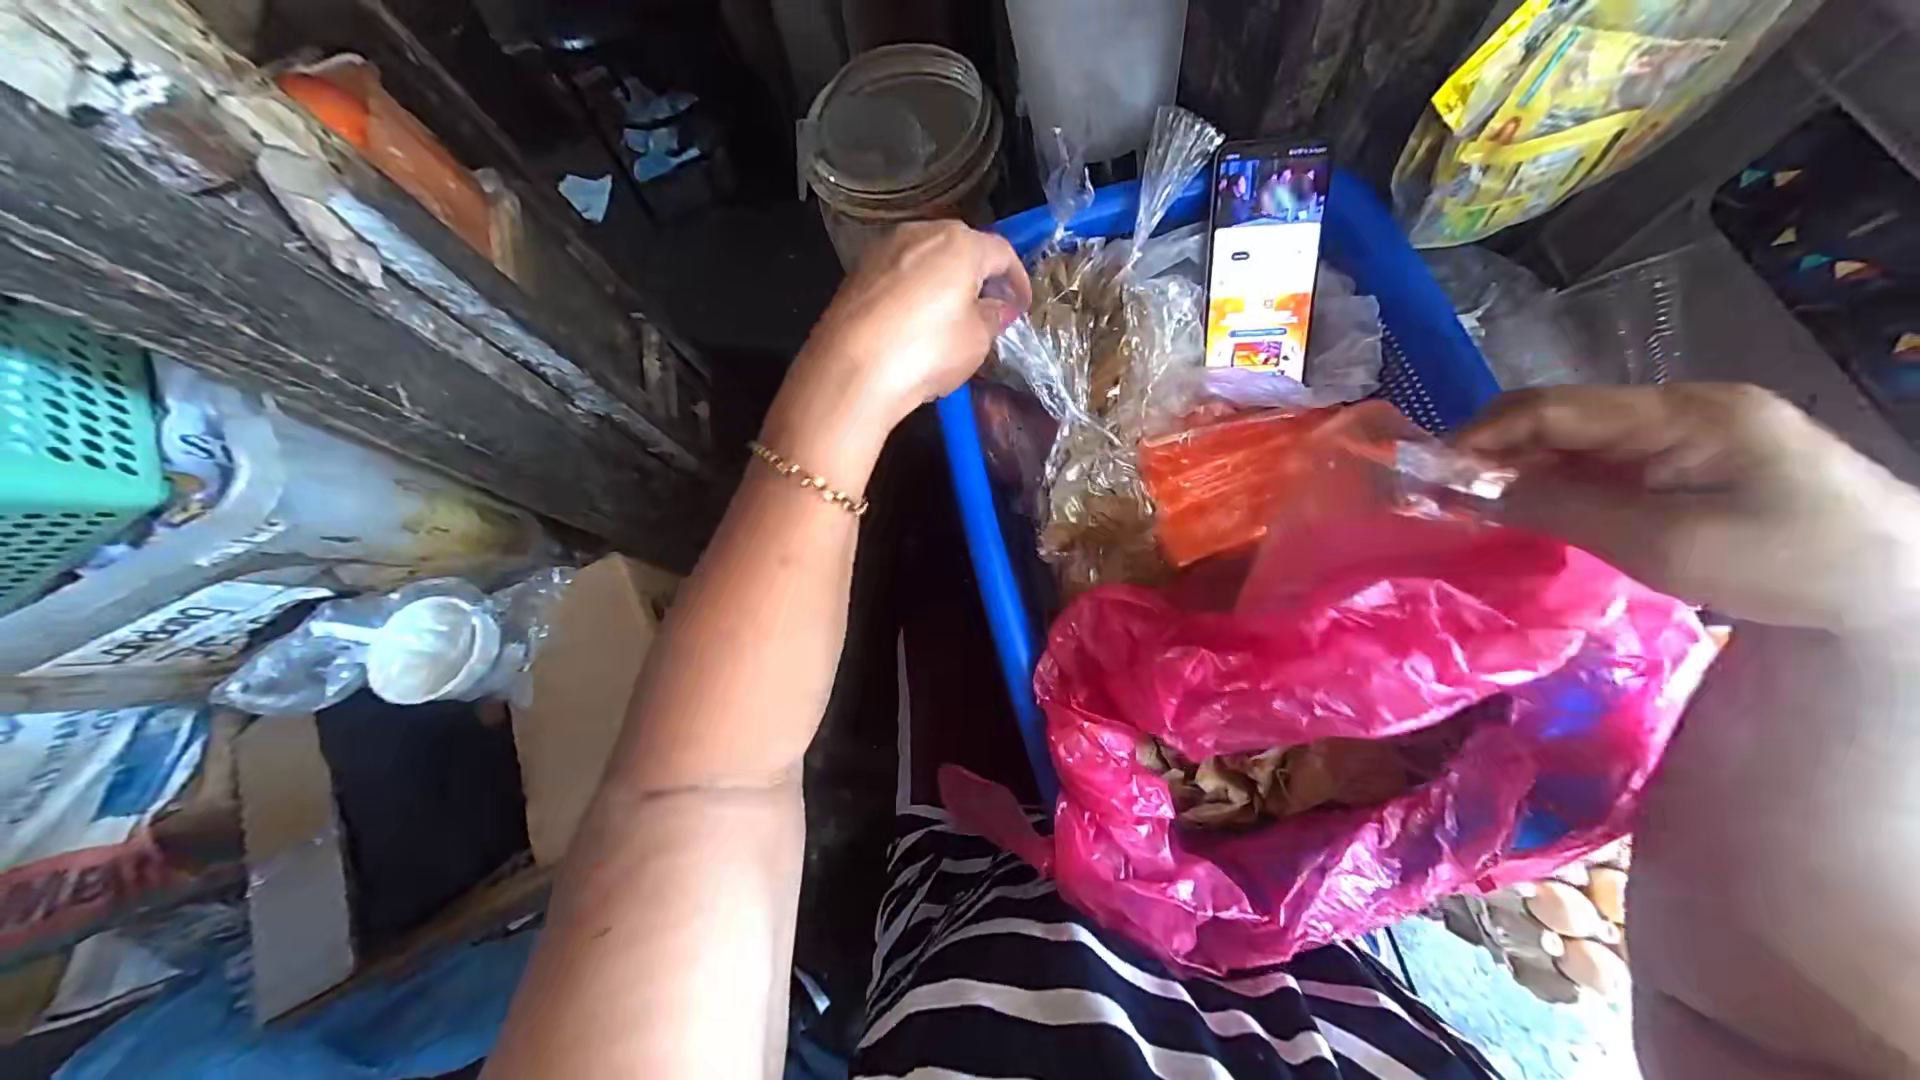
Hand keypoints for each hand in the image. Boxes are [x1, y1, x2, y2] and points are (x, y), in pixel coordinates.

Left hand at [760, 221, 1029, 490]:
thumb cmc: (926, 351)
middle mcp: (920, 233)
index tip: (1021, 304)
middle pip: (960, 247)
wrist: (852, 370)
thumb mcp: (976, 341)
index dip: (1017, 279)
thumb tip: (997, 307)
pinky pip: (899, 276)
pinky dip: (915, 292)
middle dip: (979, 275)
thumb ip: (992, 318)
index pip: (1001, 252)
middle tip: (989, 306)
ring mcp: (883, 250)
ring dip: (944, 281)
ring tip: (952, 315)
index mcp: (960, 244)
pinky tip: (916, 321)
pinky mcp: (857, 273)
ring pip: (926, 259)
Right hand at [1455, 383, 1919, 629]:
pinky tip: (1519, 506)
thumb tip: (1470, 491)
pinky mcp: (1675, 460)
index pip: (1552, 407)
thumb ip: (1558, 509)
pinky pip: (1588, 462)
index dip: (1480, 435)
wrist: (1902, 592)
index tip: (1428, 472)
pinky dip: (1544, 483)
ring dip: (1513, 469)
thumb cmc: (1790, 564)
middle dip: (1489, 451)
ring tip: (1467, 504)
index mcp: (1682, 413)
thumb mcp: (1661, 543)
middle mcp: (1673, 409)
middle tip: (1439, 493)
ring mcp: (1676, 433)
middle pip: (1553, 417)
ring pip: (1564, 440)